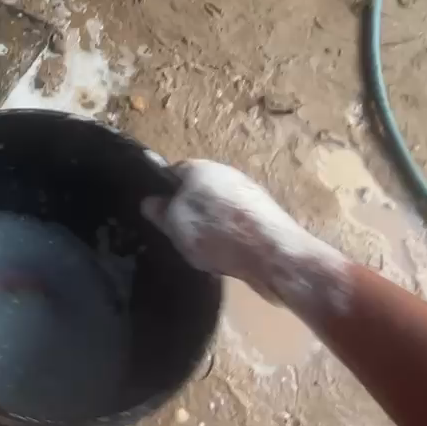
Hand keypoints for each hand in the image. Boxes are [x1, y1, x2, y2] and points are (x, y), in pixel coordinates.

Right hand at [142, 160, 352, 313]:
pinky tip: (226, 257)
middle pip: (195, 192)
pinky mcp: (267, 219)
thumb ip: (156, 211)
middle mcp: (227, 175)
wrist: (276, 256)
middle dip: (186, 212)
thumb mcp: (171, 222)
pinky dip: (229, 240)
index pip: (170, 172)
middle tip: (177, 234)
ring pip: (216, 212)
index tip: (157, 215)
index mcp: (201, 167)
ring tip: (203, 250)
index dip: (161, 193)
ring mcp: (250, 197)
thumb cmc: (215, 231)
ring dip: (208, 228)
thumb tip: (150, 203)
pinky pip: (236, 227)